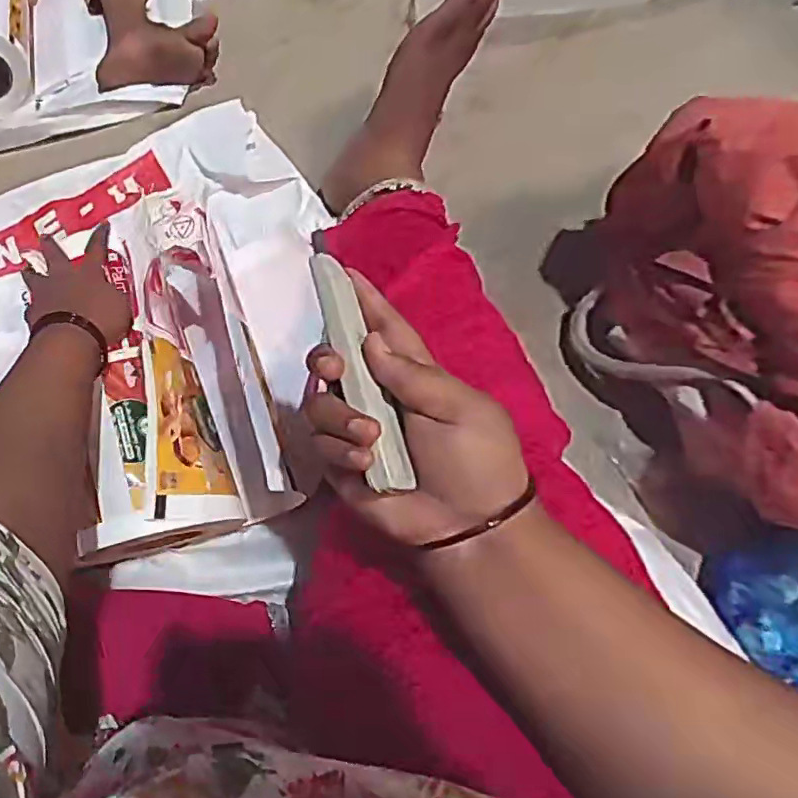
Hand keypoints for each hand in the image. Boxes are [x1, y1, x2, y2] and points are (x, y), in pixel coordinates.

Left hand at [23, 222, 131, 350]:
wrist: (69, 340)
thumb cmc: (100, 321)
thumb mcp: (120, 308)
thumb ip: (114, 299)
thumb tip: (114, 299)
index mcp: (88, 273)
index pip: (96, 249)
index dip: (101, 237)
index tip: (103, 225)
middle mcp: (63, 278)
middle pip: (54, 255)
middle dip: (51, 245)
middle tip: (45, 237)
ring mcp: (44, 295)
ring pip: (34, 278)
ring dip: (31, 273)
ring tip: (26, 268)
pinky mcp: (33, 315)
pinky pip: (31, 307)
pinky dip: (32, 308)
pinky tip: (31, 309)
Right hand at [304, 268, 530, 548]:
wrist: (468, 525)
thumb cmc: (479, 460)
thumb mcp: (463, 409)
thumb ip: (414, 375)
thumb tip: (370, 342)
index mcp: (409, 374)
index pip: (381, 328)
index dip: (361, 300)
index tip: (339, 272)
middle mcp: (373, 395)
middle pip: (330, 360)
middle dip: (326, 358)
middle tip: (336, 368)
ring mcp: (352, 428)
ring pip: (318, 403)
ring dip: (342, 417)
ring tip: (373, 440)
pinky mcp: (337, 461)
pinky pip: (318, 442)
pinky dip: (340, 450)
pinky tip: (367, 464)